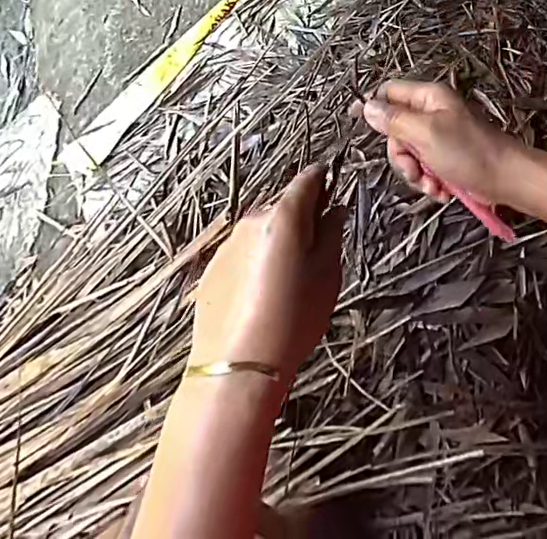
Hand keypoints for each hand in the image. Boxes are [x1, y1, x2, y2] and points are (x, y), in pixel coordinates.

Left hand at [188, 164, 345, 385]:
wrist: (238, 368)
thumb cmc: (291, 320)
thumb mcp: (328, 274)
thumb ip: (332, 233)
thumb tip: (335, 210)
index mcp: (285, 216)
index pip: (308, 179)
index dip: (324, 179)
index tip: (332, 185)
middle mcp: (252, 221)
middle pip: (284, 206)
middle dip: (301, 219)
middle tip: (317, 249)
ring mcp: (228, 245)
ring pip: (263, 231)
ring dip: (277, 242)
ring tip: (289, 281)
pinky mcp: (212, 269)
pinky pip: (242, 254)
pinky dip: (256, 262)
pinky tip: (264, 295)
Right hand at [352, 80, 528, 209]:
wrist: (507, 179)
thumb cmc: (472, 152)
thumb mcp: (425, 134)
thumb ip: (394, 120)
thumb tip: (368, 106)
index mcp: (429, 98)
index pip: (389, 92)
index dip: (373, 106)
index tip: (358, 122)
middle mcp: (433, 113)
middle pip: (395, 130)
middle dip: (402, 156)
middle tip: (416, 168)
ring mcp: (441, 136)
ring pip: (409, 154)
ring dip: (417, 174)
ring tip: (434, 184)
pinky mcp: (448, 157)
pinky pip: (425, 168)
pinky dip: (431, 182)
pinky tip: (443, 189)